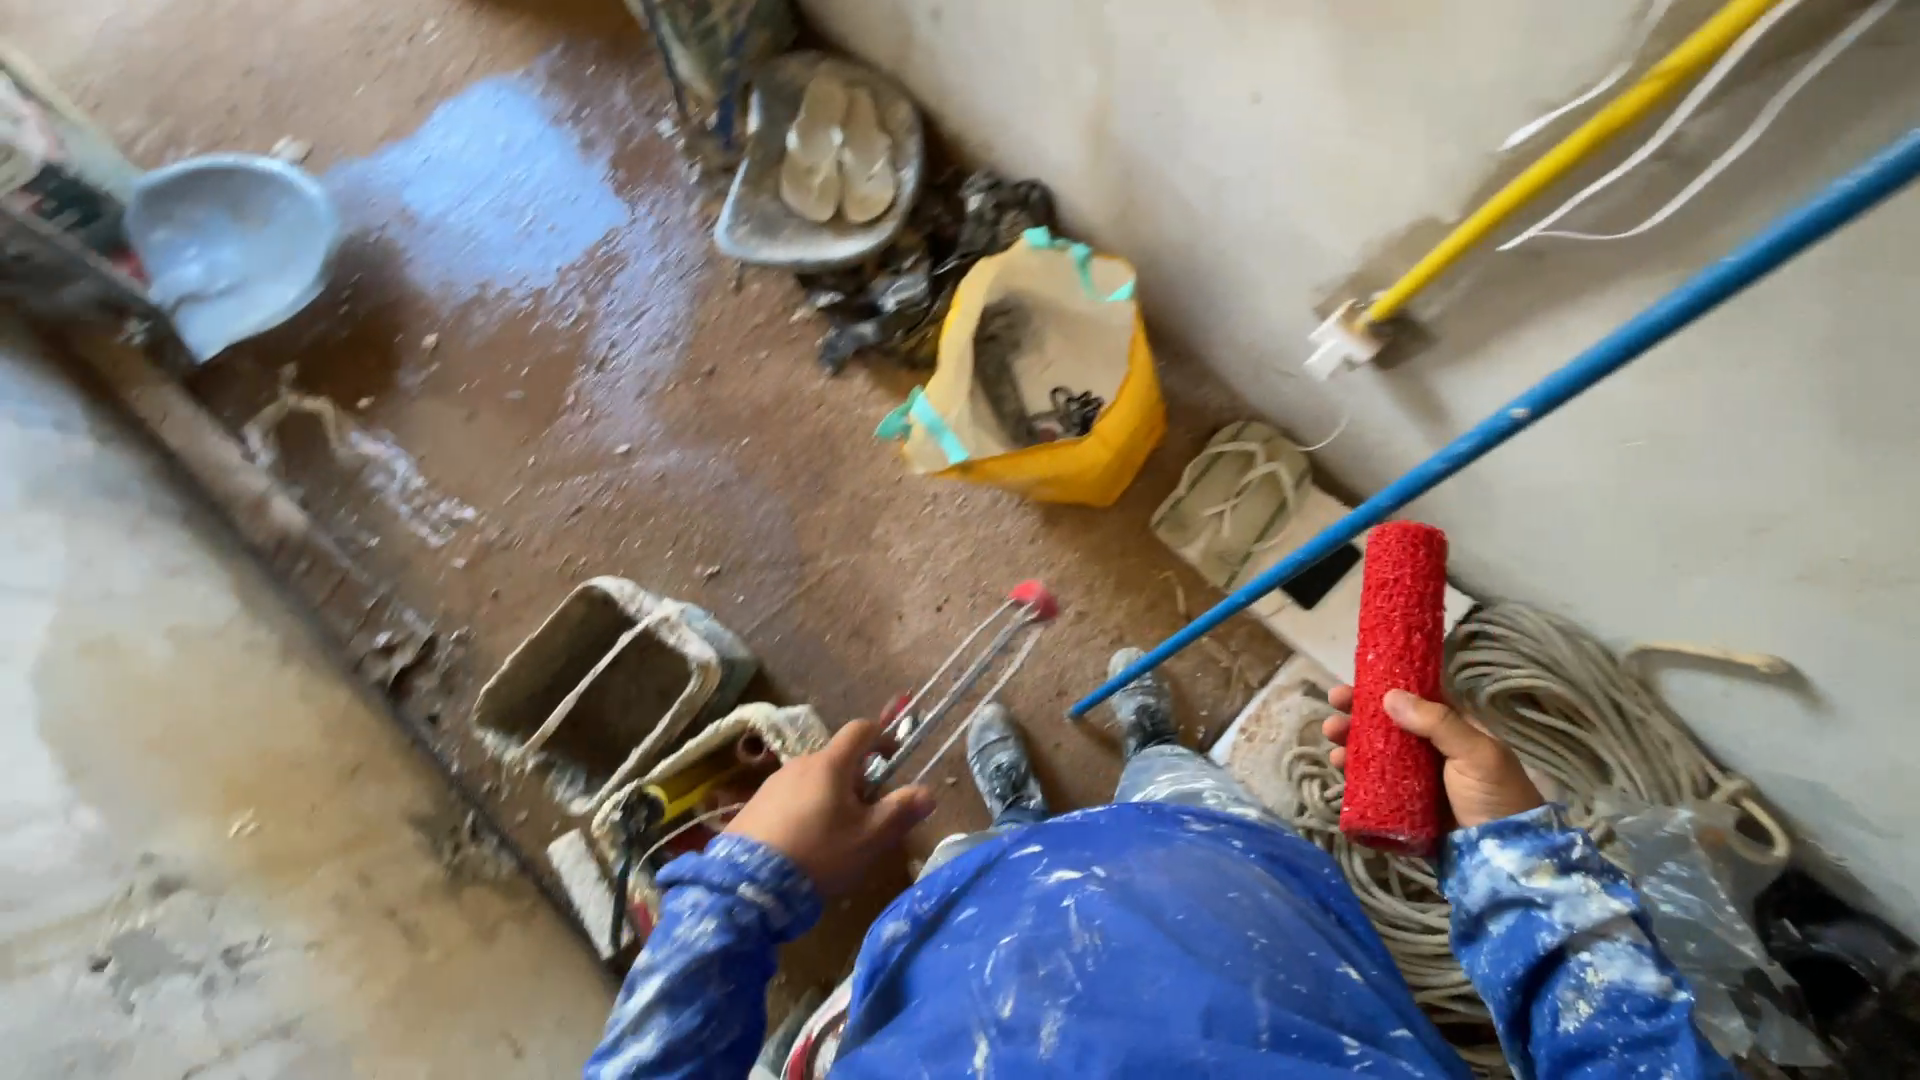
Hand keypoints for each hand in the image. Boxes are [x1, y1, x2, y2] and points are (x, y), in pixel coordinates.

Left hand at [724, 719, 935, 895]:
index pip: (861, 730)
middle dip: (858, 779)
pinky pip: (790, 797)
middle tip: (866, 815)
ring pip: (813, 779)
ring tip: (834, 836)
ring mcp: (773, 783)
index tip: (893, 759)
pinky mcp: (754, 805)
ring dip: (830, 796)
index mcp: (831, 764)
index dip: (882, 737)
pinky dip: (804, 809)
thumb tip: (928, 792)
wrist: (747, 886)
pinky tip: (803, 844)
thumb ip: (900, 812)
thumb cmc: (819, 854)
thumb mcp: (869, 838)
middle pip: (838, 759)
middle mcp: (800, 763)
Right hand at [1322, 686, 1543, 829]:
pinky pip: (1372, 782)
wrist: (1504, 860)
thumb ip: (1438, 723)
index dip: (1382, 690)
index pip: (1413, 700)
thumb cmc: (1497, 798)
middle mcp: (1431, 750)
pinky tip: (1339, 767)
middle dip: (1356, 716)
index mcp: (1454, 730)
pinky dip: (1353, 772)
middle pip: (1387, 725)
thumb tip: (1389, 696)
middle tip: (1334, 711)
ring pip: (1374, 752)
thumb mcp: (1478, 755)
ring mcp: (1415, 778)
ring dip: (1349, 741)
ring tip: (1331, 741)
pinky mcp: (1403, 803)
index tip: (1352, 685)